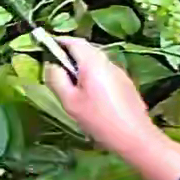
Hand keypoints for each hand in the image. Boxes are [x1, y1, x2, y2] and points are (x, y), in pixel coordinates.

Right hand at [44, 37, 179, 179]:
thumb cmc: (98, 119)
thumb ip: (56, 79)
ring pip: (95, 61)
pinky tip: (87, 94)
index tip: (45, 45)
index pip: (74, 42)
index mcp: (93, 64)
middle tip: (53, 66)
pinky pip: (103, 72)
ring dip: (80, 65)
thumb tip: (51, 65)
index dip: (58, 41)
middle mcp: (108, 64)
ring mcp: (119, 73)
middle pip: (86, 50)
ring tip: (68, 83)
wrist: (135, 138)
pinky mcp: (125, 84)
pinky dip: (91, 74)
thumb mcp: (69, 101)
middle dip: (68, 53)